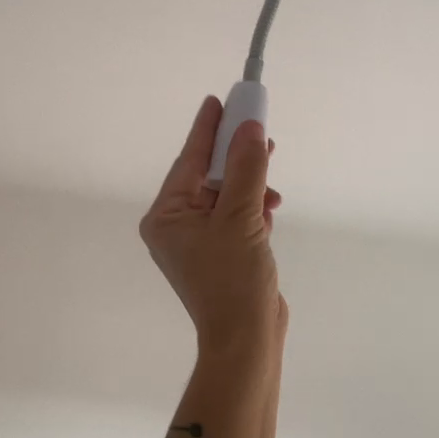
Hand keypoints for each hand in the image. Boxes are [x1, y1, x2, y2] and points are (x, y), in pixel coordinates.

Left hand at [140, 96, 285, 351]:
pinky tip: (269, 211)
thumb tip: (250, 128)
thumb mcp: (241, 217)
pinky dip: (253, 211)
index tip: (218, 99)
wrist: (246, 338)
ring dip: (251, 188)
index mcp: (165, 217)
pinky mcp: (220, 255)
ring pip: (226, 198)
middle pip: (207, 178)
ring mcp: (197, 243)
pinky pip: (235, 218)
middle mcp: (175, 227)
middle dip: (236, 158)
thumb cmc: (233, 278)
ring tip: (273, 188)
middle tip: (260, 128)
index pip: (187, 161)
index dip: (206, 129)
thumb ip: (246, 169)